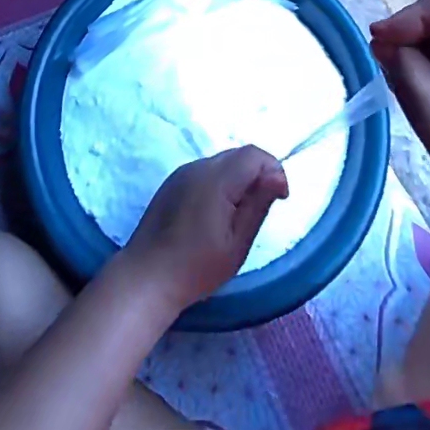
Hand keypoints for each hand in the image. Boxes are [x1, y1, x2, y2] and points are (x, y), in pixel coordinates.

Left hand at [116, 146, 288, 312]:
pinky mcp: (172, 182)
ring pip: (221, 162)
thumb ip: (258, 205)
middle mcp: (195, 167)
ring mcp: (180, 172)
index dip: (274, 171)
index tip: (280, 200)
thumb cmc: (197, 267)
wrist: (148, 274)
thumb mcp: (237, 243)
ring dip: (239, 178)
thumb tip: (276, 175)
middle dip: (258, 174)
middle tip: (261, 209)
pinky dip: (220, 182)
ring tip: (240, 215)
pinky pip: (204, 171)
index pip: (253, 154)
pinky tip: (217, 213)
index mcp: (214, 179)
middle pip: (237, 154)